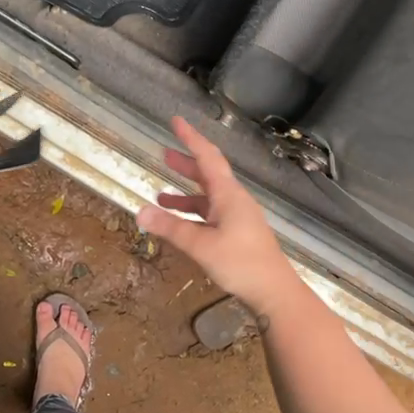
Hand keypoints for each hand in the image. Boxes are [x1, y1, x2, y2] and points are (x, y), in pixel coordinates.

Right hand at [137, 116, 300, 314]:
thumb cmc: (241, 263)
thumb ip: (170, 228)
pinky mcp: (238, 234)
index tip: (176, 121)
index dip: (191, 138)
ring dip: (185, 194)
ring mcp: (238, 217)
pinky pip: (211, 215)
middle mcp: (234, 201)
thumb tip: (139, 212)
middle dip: (185, 165)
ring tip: (160, 196)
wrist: (274, 291)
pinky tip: (179, 223)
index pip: (207, 158)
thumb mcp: (200, 245)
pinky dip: (193, 213)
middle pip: (208, 175)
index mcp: (228, 195)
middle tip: (164, 154)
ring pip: (208, 198)